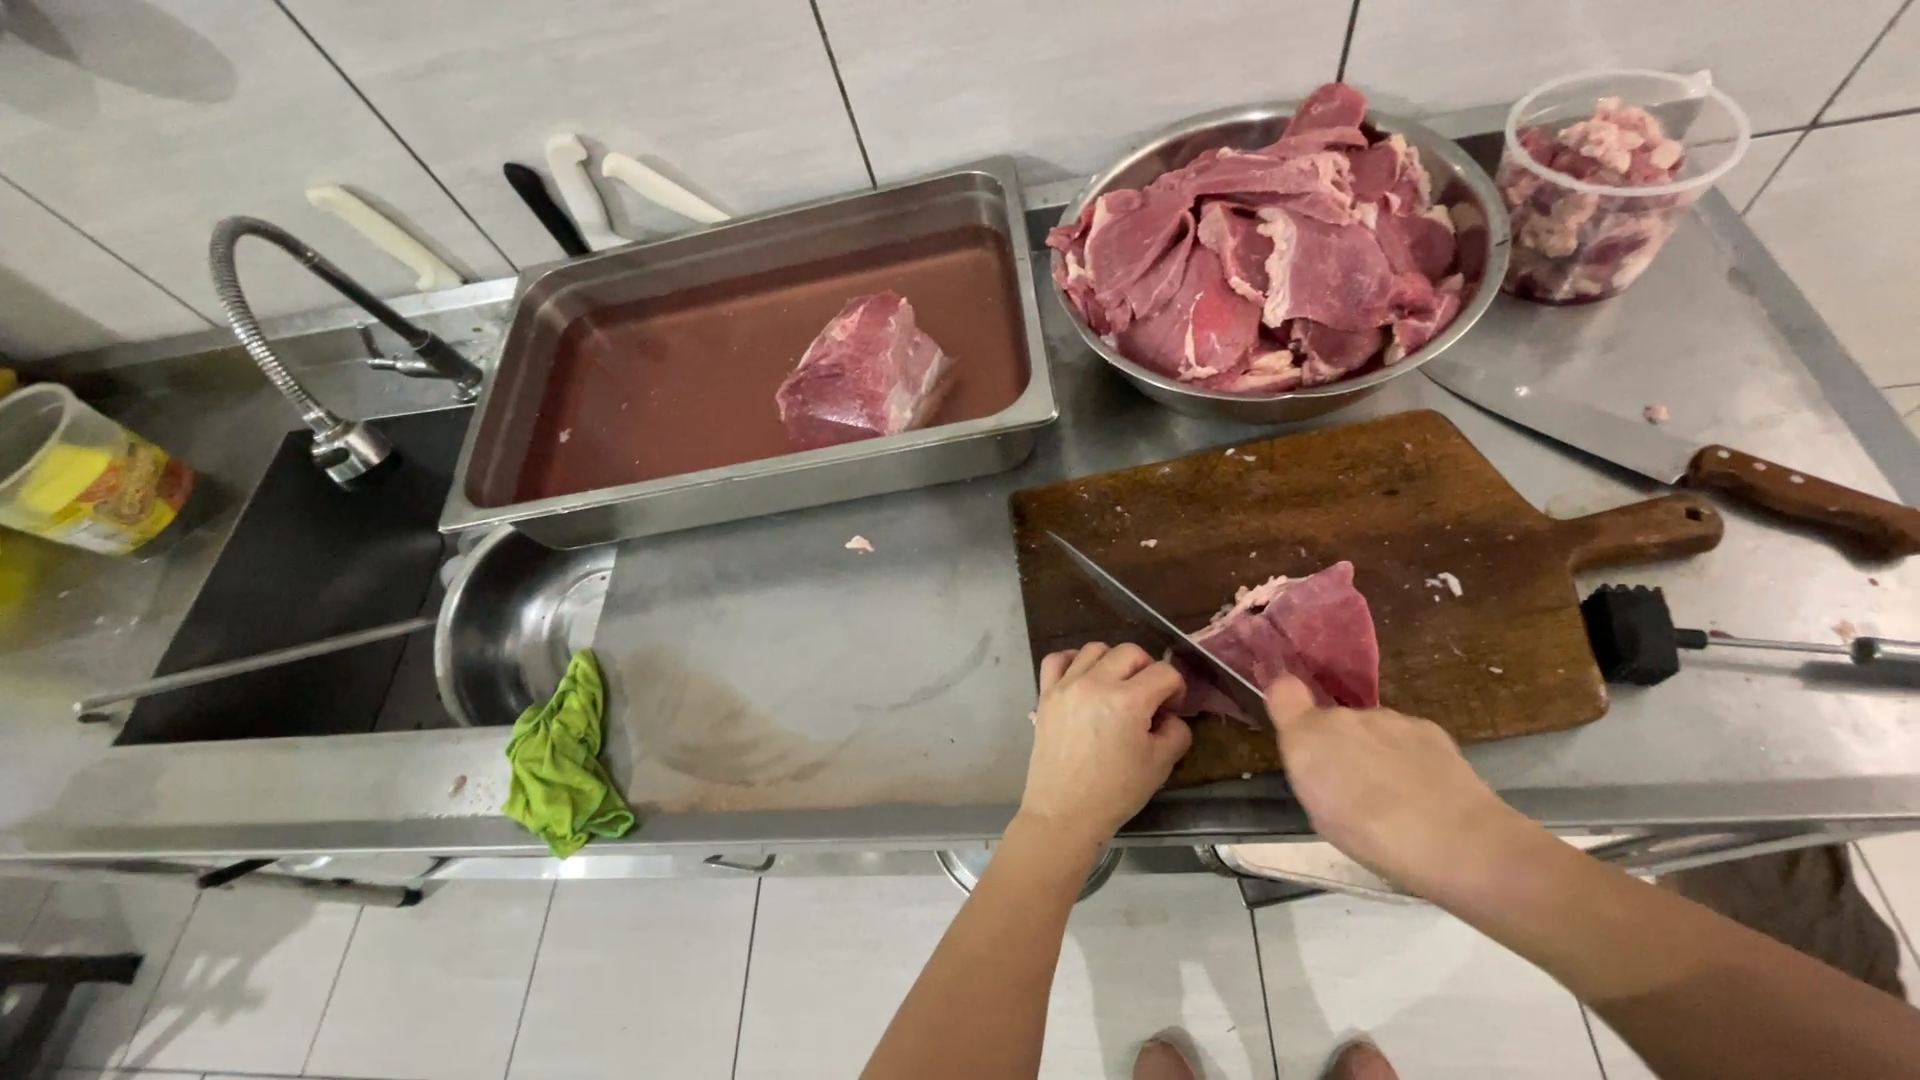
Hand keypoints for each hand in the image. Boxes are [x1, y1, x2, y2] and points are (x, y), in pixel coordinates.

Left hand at [1019, 643, 1191, 846]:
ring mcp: (1066, 686)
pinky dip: (1073, 661)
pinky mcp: (1045, 694)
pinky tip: (1084, 678)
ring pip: (1095, 649)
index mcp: (1128, 701)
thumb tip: (1169, 714)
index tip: (1171, 708)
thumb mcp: (1160, 765)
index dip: (1176, 688)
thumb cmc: (1115, 792)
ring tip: (1117, 687)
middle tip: (1148, 697)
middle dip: (1148, 670)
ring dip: (1113, 662)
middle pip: (1130, 652)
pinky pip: (1057, 659)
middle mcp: (1095, 683)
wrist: (1064, 812)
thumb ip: (1175, 731)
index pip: (1164, 673)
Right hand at [1266, 675, 1539, 896]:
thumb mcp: (1321, 814)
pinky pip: (1404, 737)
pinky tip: (1425, 791)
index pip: (1283, 691)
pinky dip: (1407, 756)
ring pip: (1370, 729)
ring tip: (1395, 798)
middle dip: (1337, 746)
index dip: (1288, 703)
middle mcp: (1343, 718)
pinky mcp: (1428, 727)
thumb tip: (1320, 758)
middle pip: (1331, 720)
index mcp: (1306, 740)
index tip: (1295, 728)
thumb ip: (1313, 773)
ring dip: (1374, 752)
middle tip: (1353, 789)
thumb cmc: (1372, 839)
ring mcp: (1389, 719)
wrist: (1458, 841)